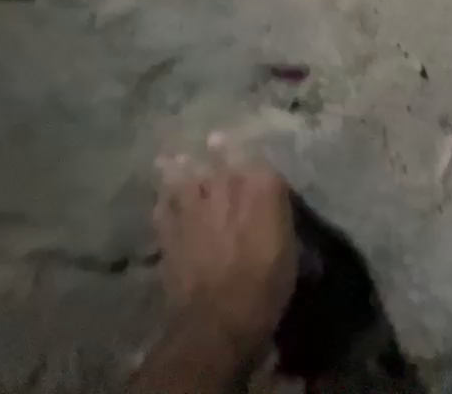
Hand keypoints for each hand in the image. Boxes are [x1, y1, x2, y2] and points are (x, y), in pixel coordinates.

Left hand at [153, 135, 298, 351]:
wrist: (221, 315)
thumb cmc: (269, 278)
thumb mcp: (291, 243)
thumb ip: (280, 212)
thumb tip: (277, 199)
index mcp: (263, 188)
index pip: (256, 156)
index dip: (249, 147)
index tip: (246, 137)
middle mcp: (226, 190)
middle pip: (217, 161)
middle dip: (215, 148)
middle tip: (211, 136)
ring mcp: (193, 212)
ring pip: (184, 180)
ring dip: (179, 168)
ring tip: (172, 156)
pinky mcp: (168, 236)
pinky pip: (163, 210)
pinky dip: (162, 200)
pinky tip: (160, 197)